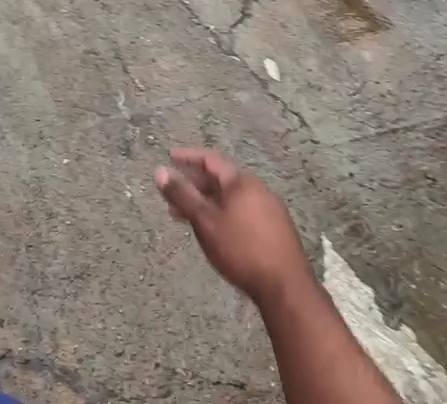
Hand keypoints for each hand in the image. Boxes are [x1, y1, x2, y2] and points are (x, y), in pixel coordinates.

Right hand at [155, 148, 312, 306]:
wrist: (286, 289)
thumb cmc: (241, 249)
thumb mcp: (204, 220)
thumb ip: (181, 194)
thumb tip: (160, 171)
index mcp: (242, 183)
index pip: (212, 160)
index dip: (189, 157)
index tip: (170, 157)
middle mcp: (259, 191)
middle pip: (222, 179)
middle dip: (195, 184)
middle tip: (173, 193)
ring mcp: (271, 211)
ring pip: (231, 198)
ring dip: (206, 202)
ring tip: (186, 215)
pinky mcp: (276, 230)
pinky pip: (242, 211)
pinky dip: (222, 213)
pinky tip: (212, 230)